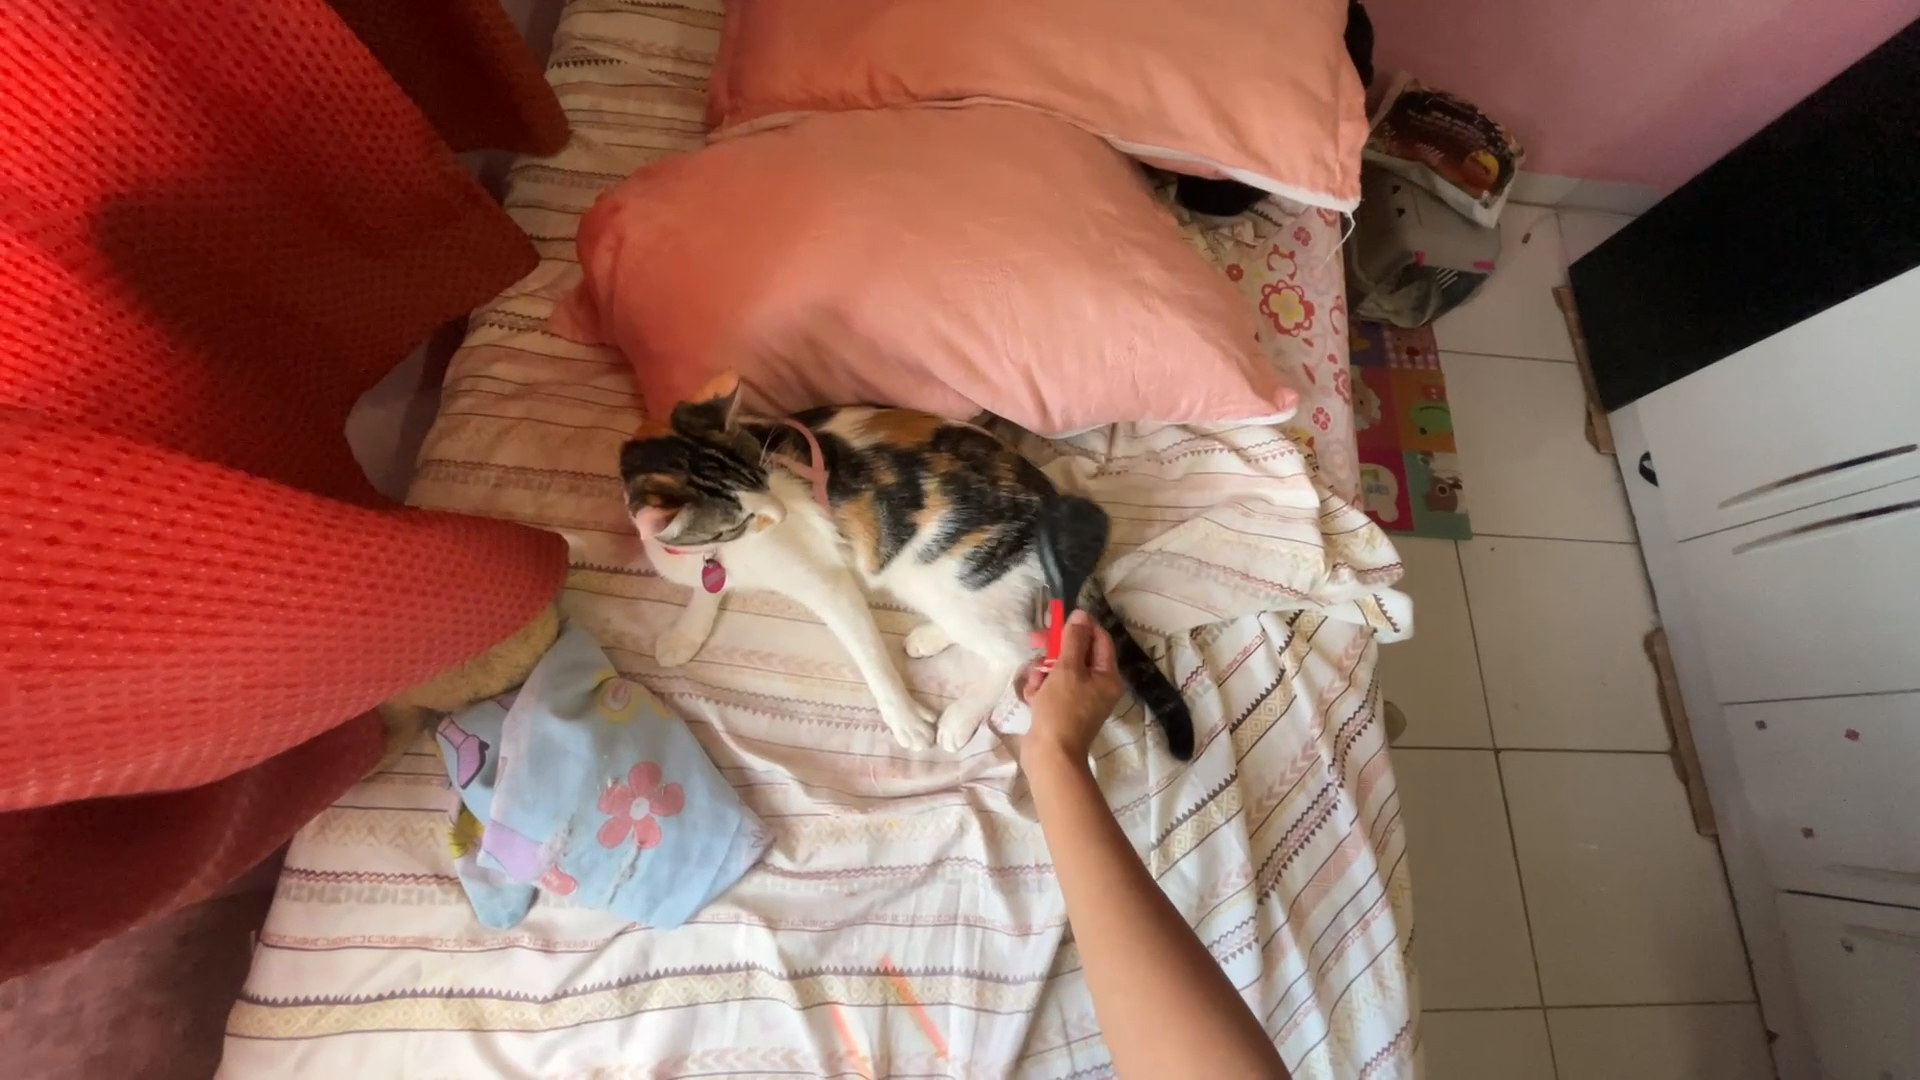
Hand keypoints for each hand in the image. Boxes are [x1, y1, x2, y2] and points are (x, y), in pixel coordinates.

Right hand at [1022, 609, 1124, 763]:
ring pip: (1059, 670)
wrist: (1050, 755)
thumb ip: (1073, 639)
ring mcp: (1079, 699)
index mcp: (1107, 676)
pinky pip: (1050, 689)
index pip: (1099, 639)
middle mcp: (1097, 686)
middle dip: (1054, 649)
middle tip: (1035, 640)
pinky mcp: (1061, 710)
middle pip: (1076, 654)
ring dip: (1042, 671)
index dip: (1081, 626)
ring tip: (1034, 681)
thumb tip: (1081, 614)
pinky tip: (1031, 696)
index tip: (1059, 618)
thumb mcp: (1067, 668)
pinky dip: (1039, 689)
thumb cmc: (1062, 709)